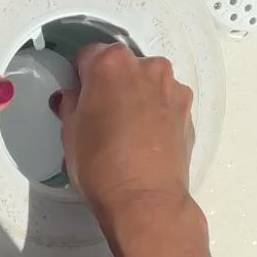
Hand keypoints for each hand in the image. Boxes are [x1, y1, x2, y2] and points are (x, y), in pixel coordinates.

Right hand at [56, 43, 198, 242]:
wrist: (145, 201)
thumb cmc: (103, 167)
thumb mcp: (69, 135)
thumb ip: (71, 106)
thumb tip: (72, 99)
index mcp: (111, 64)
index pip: (88, 55)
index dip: (80, 77)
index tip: (79, 96)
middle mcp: (147, 67)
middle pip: (123, 67)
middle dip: (111, 86)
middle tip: (101, 118)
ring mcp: (172, 88)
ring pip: (147, 85)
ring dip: (136, 99)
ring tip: (125, 134)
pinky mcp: (187, 112)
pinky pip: (165, 105)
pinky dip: (155, 116)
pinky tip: (144, 143)